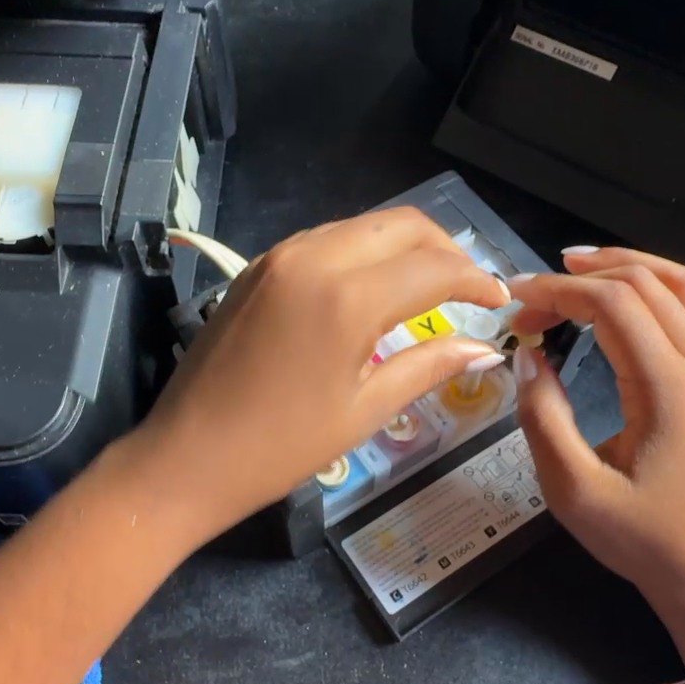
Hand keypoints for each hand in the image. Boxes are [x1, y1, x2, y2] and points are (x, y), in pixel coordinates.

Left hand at [130, 209, 510, 533]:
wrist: (185, 458)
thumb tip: (485, 350)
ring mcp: (279, 257)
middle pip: (400, 225)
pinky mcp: (257, 268)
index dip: (475, 279)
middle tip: (468, 287)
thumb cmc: (280, 447)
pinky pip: (325, 241)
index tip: (498, 299)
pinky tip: (374, 289)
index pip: (434, 267)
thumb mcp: (364, 410)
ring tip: (427, 287)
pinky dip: (362, 254)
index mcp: (347, 297)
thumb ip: (428, 367)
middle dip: (445, 249)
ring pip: (361, 227)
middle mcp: (314, 258)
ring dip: (402, 247)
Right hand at [510, 248, 684, 604]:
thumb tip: (528, 354)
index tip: (514, 301)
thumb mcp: (573, 491)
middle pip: (644, 284)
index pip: (614, 306)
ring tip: (573, 265)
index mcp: (669, 391)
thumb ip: (544, 419)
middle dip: (578, 279)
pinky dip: (652, 284)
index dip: (558, 291)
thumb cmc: (639, 537)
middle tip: (528, 300)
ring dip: (624, 266)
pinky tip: (618, 293)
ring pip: (678, 283)